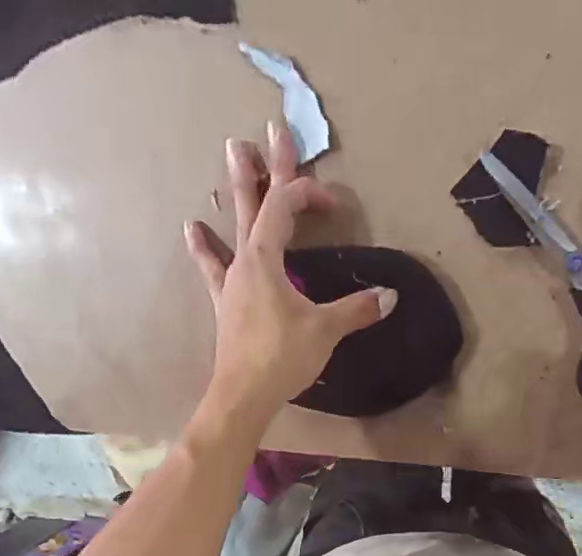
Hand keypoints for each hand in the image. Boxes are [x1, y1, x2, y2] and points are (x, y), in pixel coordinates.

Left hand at [184, 120, 395, 425]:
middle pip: (254, 205)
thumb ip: (356, 309)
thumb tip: (389, 296)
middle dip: (263, 167)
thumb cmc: (281, 358)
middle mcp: (243, 262)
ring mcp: (230, 283)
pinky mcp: (225, 306)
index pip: (284, 206)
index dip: (307, 192)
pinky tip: (192, 230)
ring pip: (233, 228)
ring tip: (230, 160)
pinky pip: (213, 267)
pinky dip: (205, 247)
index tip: (331, 202)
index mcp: (265, 259)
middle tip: (262, 132)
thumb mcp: (324, 331)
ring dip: (236, 194)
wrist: (242, 396)